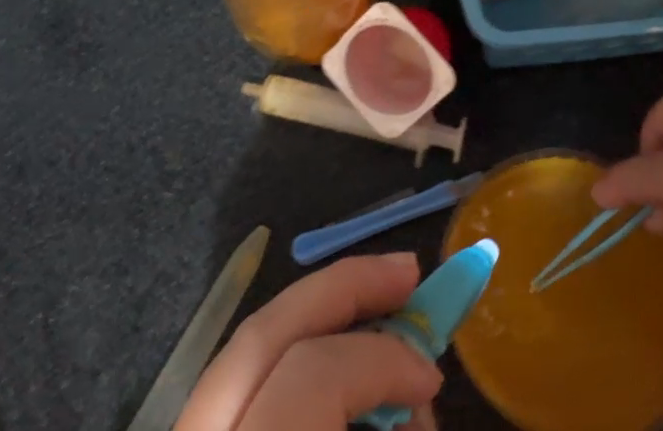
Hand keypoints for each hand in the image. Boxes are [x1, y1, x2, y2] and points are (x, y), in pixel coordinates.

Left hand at [176, 254, 440, 430]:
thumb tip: (412, 389)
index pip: (313, 374)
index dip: (383, 358)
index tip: (431, 376)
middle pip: (260, 335)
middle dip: (340, 290)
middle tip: (408, 273)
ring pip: (239, 349)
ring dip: (313, 318)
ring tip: (371, 309)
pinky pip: (232, 382)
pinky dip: (283, 357)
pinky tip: (324, 360)